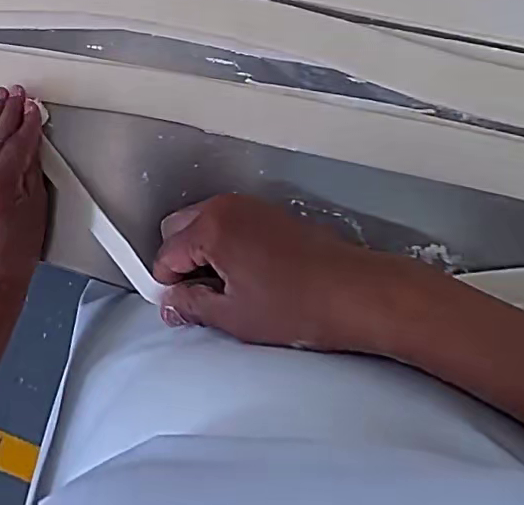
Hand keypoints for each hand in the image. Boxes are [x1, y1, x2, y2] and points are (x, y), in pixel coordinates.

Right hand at [154, 194, 462, 351]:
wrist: (356, 293)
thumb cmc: (301, 304)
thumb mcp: (235, 317)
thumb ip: (192, 306)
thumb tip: (173, 303)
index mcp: (212, 228)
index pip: (166, 252)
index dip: (166, 283)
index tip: (175, 304)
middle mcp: (226, 207)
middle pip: (178, 228)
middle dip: (179, 261)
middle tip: (197, 297)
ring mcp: (248, 206)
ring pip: (202, 223)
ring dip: (201, 251)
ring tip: (226, 289)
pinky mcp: (266, 212)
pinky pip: (228, 221)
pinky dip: (224, 243)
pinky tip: (246, 275)